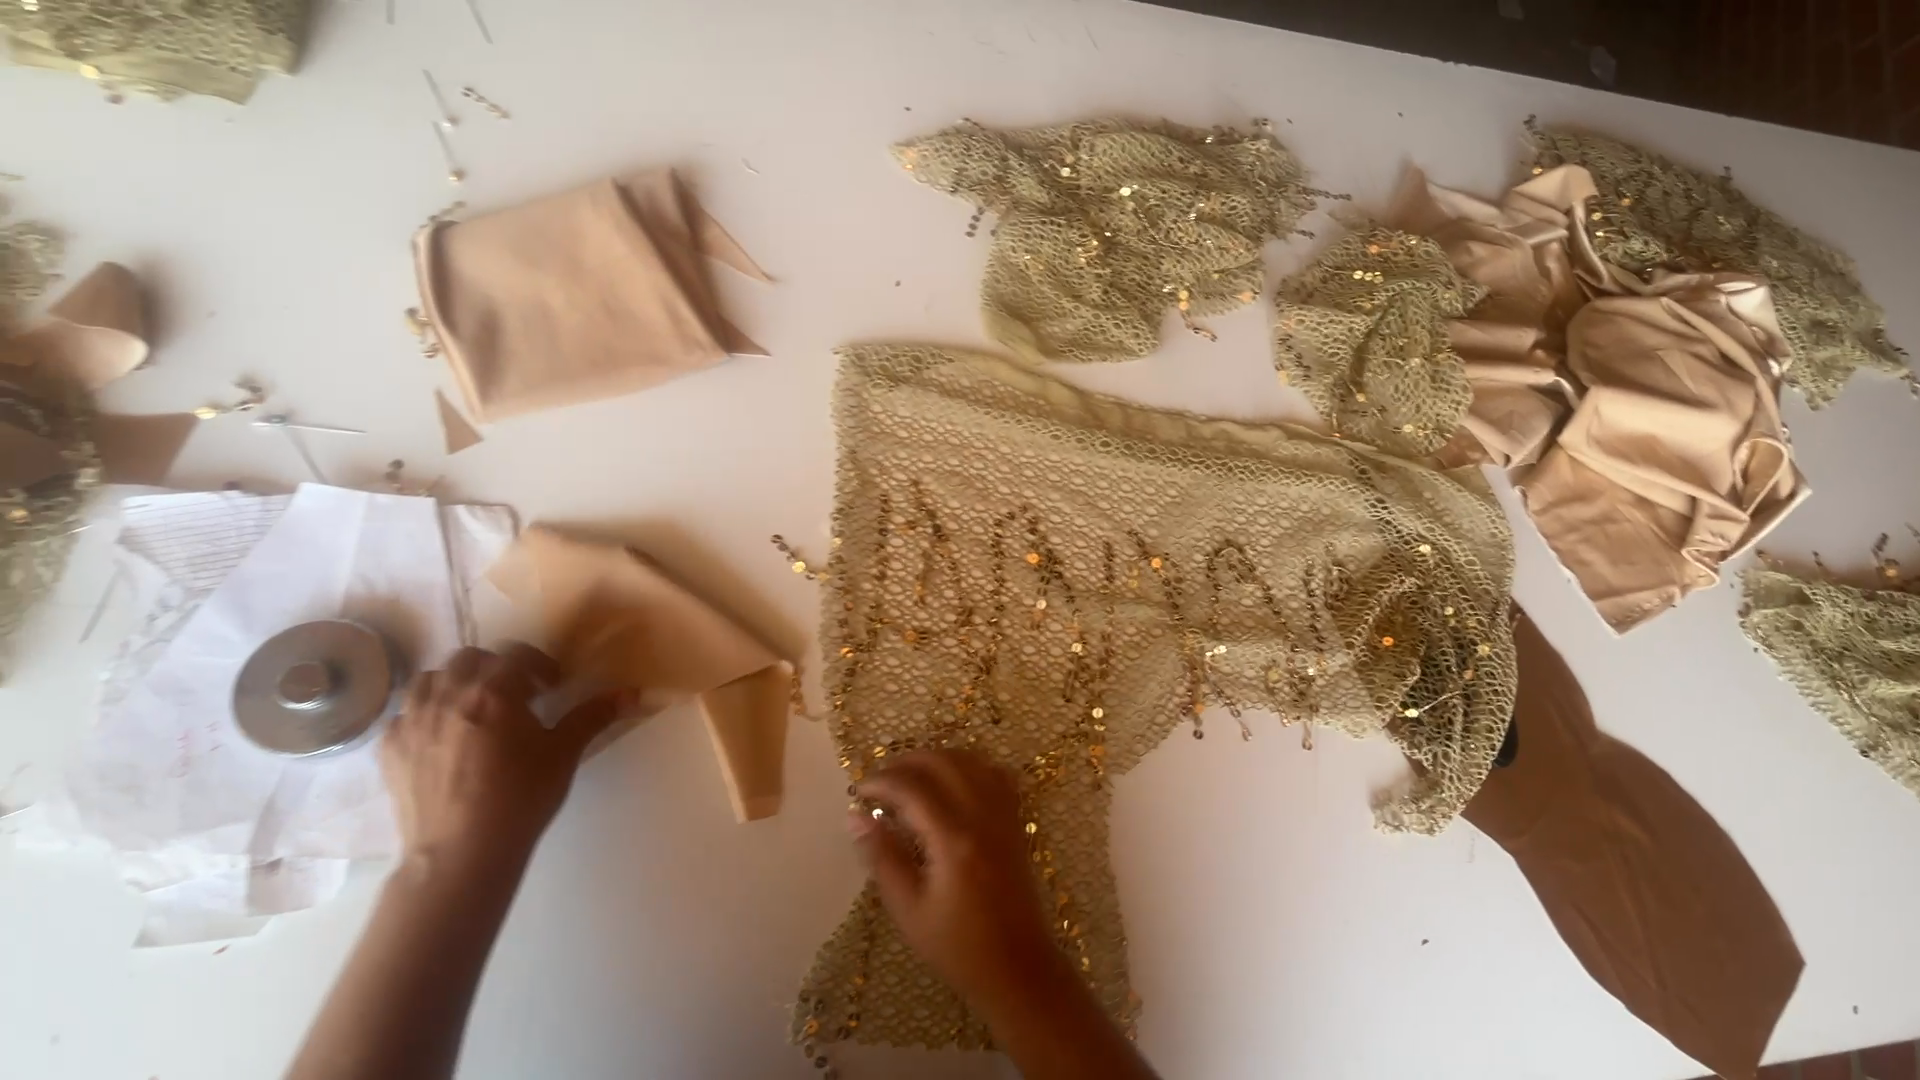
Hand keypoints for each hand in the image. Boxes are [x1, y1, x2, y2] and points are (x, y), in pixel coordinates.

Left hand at [382, 643, 629, 869]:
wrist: (460, 853)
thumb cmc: (521, 798)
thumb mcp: (564, 753)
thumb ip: (594, 716)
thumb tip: (634, 693)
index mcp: (494, 690)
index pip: (517, 654)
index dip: (538, 665)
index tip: (552, 688)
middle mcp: (448, 694)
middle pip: (470, 658)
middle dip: (495, 669)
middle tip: (515, 696)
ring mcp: (412, 720)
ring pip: (430, 679)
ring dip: (454, 684)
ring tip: (474, 712)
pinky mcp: (389, 748)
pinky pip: (404, 715)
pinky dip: (424, 716)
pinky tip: (442, 740)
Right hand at [850, 750, 1068, 1012]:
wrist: (1018, 968)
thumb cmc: (957, 947)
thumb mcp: (908, 909)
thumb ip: (882, 856)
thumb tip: (856, 816)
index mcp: (954, 838)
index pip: (912, 787)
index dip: (880, 781)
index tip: (857, 793)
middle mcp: (983, 816)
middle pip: (942, 761)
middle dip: (904, 762)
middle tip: (879, 783)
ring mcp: (1004, 815)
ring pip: (970, 760)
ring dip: (935, 759)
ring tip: (908, 779)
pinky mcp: (1016, 822)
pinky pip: (994, 774)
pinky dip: (969, 767)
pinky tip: (951, 785)